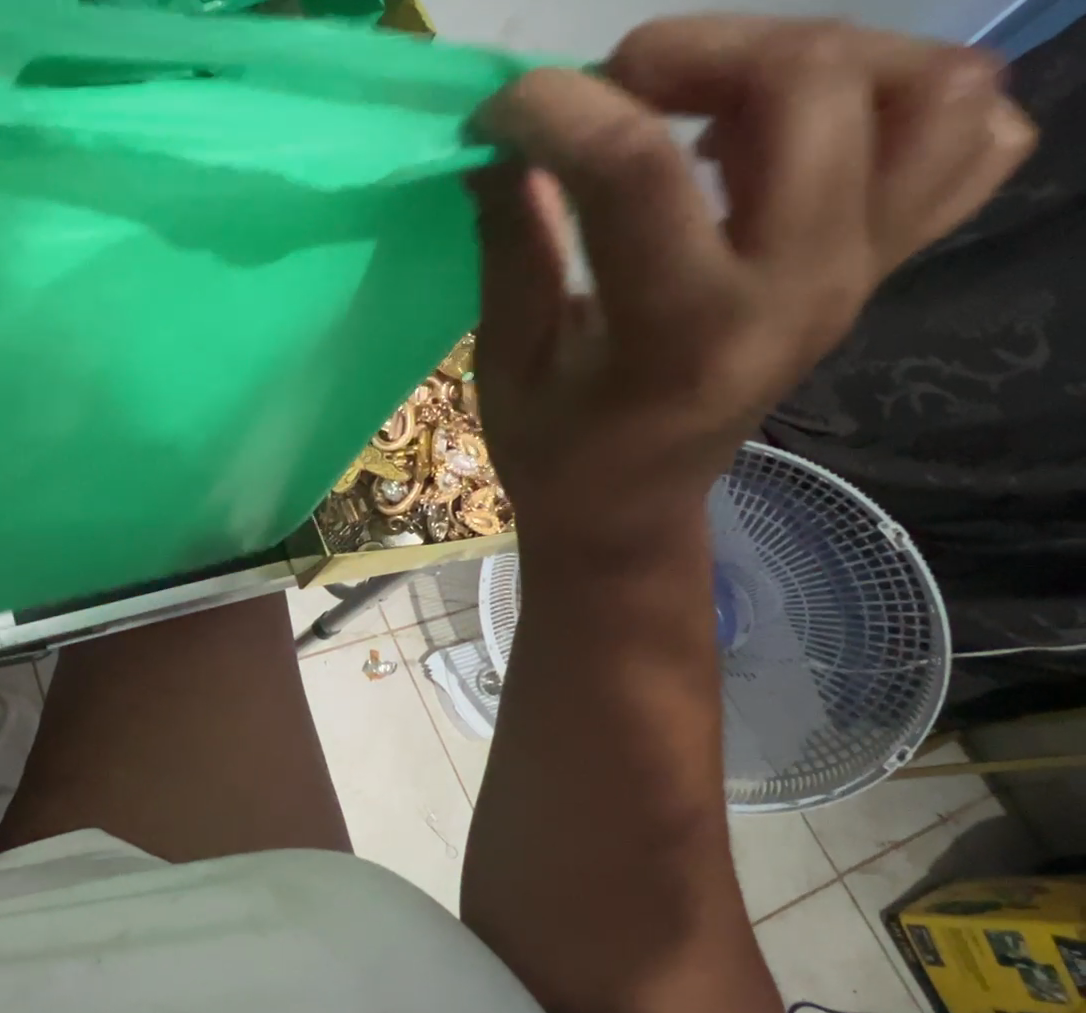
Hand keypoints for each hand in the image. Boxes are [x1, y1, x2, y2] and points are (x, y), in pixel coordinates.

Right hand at [470, 16, 1032, 551]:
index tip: (498, 115)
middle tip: (611, 90)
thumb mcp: (508, 359)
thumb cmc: (555, 450)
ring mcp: (860, 271)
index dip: (558, 109)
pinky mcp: (881, 265)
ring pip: (924, 88)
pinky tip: (794, 131)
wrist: (631, 511)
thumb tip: (499, 145)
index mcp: (679, 332)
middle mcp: (798, 287)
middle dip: (690, 50)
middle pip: (808, 84)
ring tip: (709, 98)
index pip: (638, 167)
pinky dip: (897, 97)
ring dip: (808, 56)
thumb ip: (513, 243)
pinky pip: (965, 137)